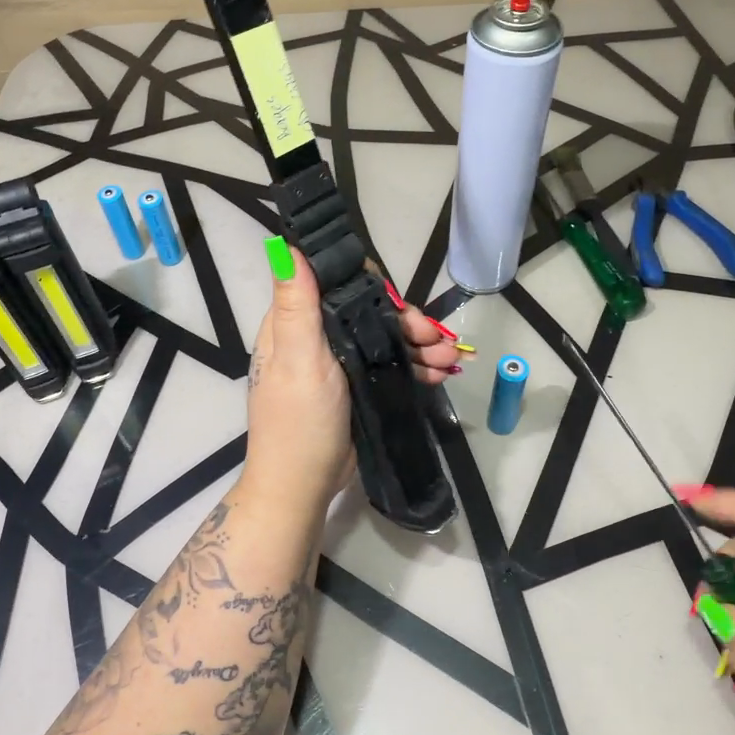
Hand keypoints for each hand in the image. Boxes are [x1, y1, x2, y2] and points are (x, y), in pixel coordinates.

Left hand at [243, 249, 467, 506]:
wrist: (303, 488)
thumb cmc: (298, 422)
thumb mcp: (299, 359)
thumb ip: (298, 305)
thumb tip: (286, 247)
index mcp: (294, 324)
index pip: (335, 285)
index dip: (370, 286)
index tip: (397, 300)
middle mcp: (316, 338)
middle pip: (368, 312)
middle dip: (405, 321)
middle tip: (436, 337)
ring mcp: (338, 365)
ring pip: (383, 339)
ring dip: (418, 345)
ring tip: (449, 360)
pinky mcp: (356, 389)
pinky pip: (390, 367)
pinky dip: (415, 367)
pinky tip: (440, 375)